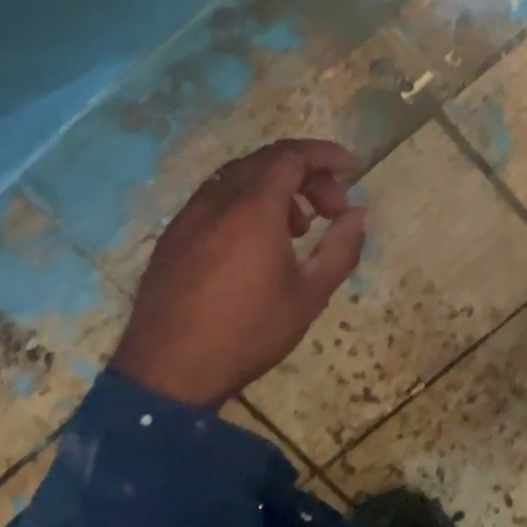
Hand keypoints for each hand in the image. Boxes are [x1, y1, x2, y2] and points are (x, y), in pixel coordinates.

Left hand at [111, 139, 367, 407]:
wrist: (168, 371)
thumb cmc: (248, 332)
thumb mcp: (309, 294)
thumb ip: (340, 249)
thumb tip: (358, 215)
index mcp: (253, 207)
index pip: (291, 156)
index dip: (325, 155)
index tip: (352, 168)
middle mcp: (217, 200)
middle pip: (265, 161)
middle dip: (306, 174)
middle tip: (332, 208)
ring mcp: (189, 217)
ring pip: (237, 178)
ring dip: (275, 189)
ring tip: (298, 228)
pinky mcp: (173, 237)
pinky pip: (215, 200)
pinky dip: (246, 203)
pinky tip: (257, 243)